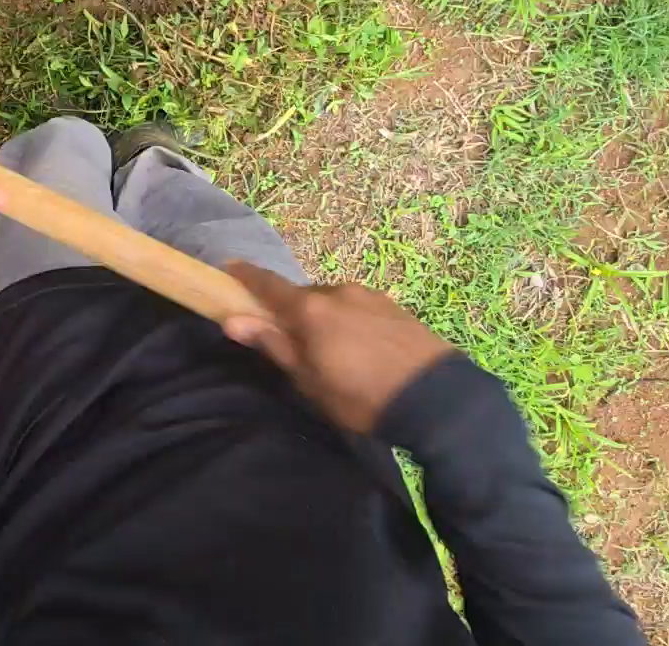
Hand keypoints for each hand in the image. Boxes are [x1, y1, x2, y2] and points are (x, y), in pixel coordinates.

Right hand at [220, 262, 454, 432]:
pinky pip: (357, 307)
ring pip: (331, 302)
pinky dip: (349, 320)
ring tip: (334, 352)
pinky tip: (362, 348)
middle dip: (292, 313)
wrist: (440, 400)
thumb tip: (232, 320)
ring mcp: (367, 295)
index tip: (228, 268)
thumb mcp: (310, 380)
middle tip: (294, 343)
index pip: (268, 284)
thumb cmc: (362, 396)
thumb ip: (273, 345)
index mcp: (309, 308)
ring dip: (324, 318)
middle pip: (301, 296)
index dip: (246, 276)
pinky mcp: (393, 305)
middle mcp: (335, 291)